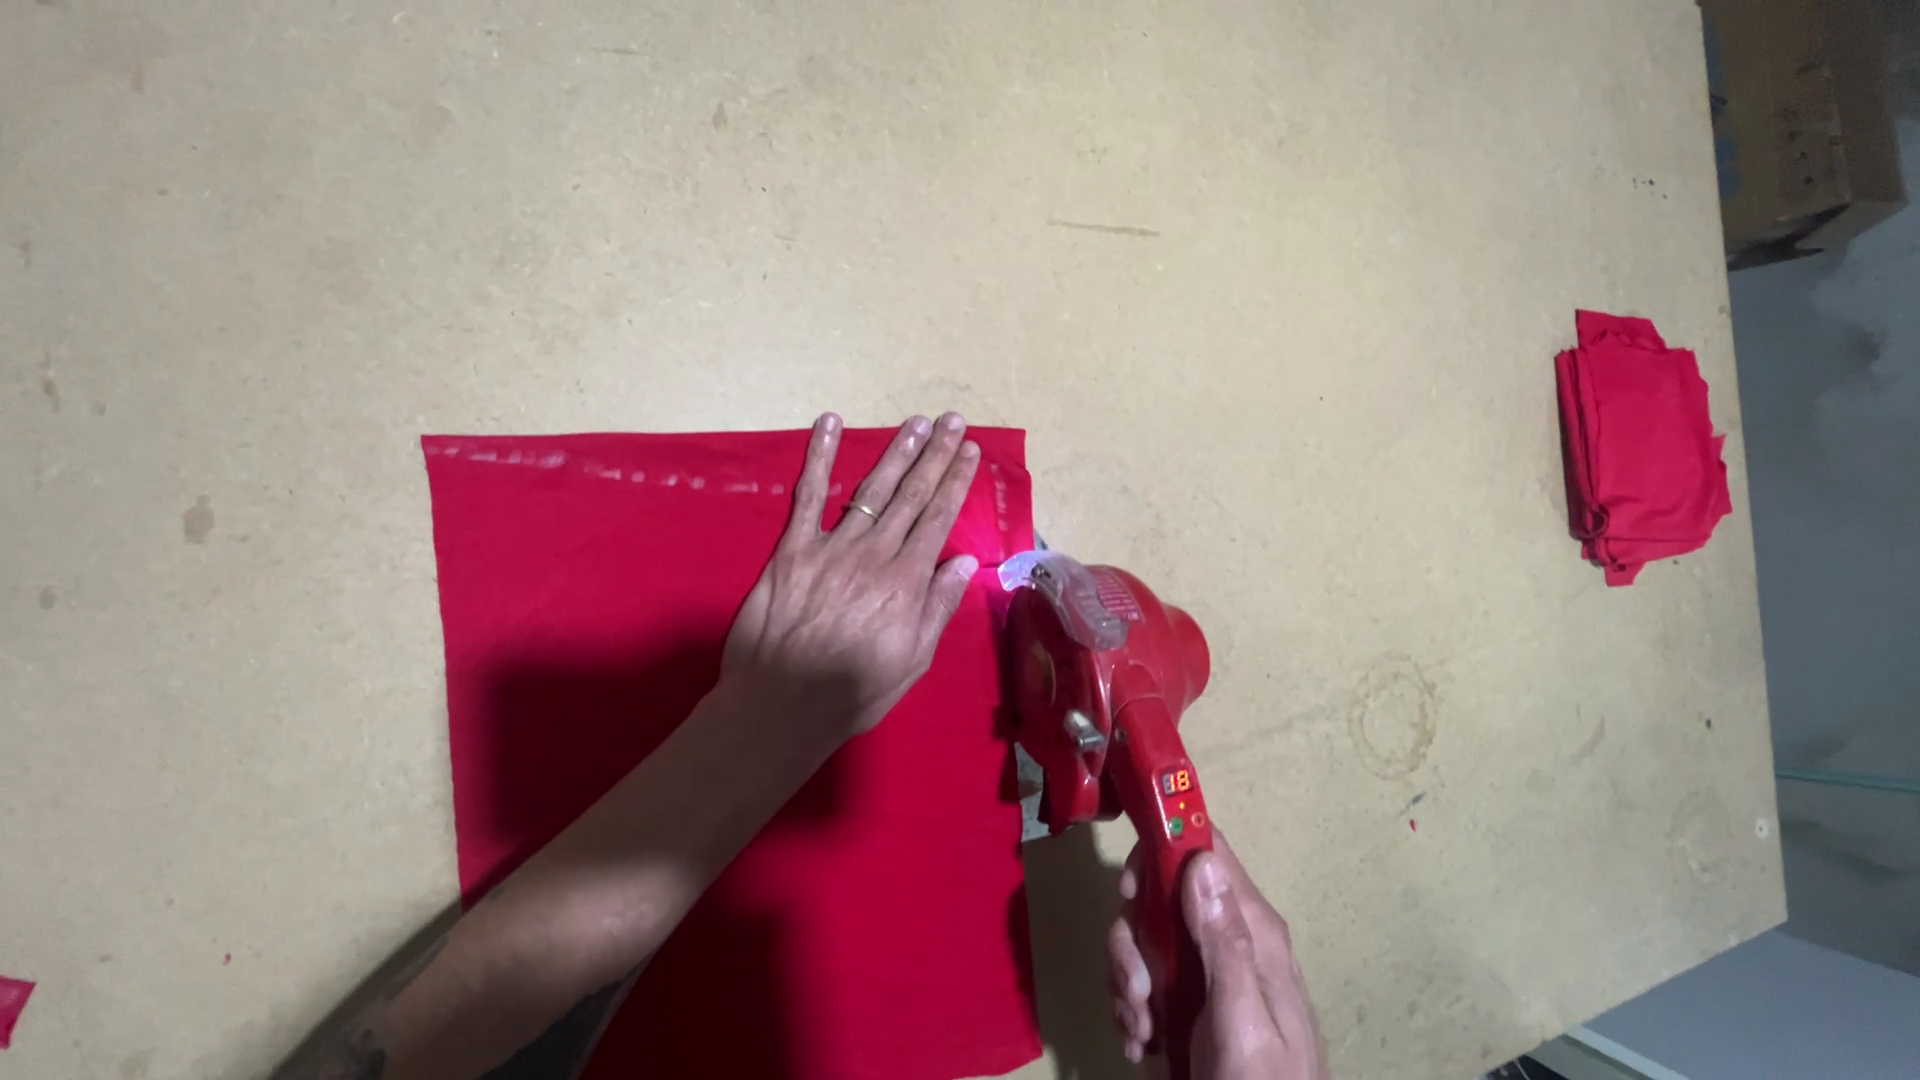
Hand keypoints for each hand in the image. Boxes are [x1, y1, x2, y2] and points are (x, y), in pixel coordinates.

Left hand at [719, 411, 982, 735]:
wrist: (781, 705)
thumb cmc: (853, 692)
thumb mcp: (913, 660)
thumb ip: (938, 607)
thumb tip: (966, 562)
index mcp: (907, 582)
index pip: (939, 519)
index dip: (956, 482)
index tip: (969, 452)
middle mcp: (874, 554)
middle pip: (911, 496)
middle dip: (935, 455)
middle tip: (951, 421)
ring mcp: (831, 547)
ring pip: (871, 489)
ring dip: (897, 452)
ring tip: (916, 423)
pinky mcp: (792, 548)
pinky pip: (807, 495)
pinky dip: (818, 456)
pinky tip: (830, 424)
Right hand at [1108, 832, 1329, 1079]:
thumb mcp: (1242, 1019)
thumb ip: (1224, 941)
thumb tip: (1202, 859)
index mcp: (1252, 929)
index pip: (1205, 850)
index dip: (1161, 851)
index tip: (1129, 890)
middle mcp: (1227, 937)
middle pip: (1158, 896)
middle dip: (1131, 941)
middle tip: (1138, 991)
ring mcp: (1205, 968)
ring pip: (1141, 937)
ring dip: (1127, 981)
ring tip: (1141, 1030)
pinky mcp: (1186, 998)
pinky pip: (1141, 976)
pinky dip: (1130, 1006)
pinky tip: (1141, 1042)